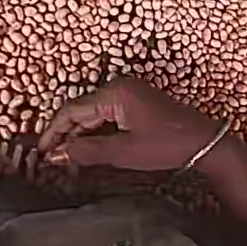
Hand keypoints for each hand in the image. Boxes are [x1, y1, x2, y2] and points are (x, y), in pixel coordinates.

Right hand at [38, 77, 224, 170]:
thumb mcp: (123, 151)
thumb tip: (57, 155)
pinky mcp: (138, 102)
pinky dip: (97, 130)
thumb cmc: (167, 145)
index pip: (71, 110)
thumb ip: (87, 151)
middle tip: (53, 159)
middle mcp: (120, 86)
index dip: (53, 132)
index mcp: (115, 93)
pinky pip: (108, 114)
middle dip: (66, 134)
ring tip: (69, 158)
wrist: (204, 143)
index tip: (42, 152)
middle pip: (81, 110)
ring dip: (81, 134)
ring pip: (94, 113)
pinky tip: (90, 148)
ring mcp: (130, 92)